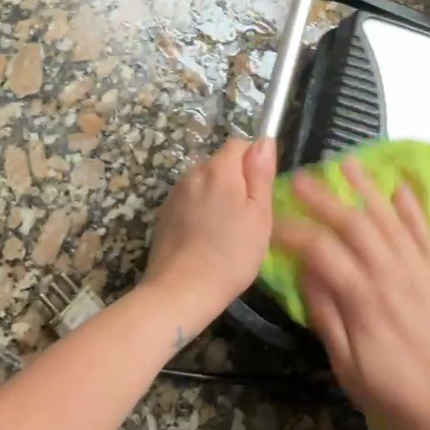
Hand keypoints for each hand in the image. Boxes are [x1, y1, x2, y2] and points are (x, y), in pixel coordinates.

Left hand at [141, 137, 276, 335]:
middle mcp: (193, 172)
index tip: (260, 194)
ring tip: (226, 231)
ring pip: (205, 182)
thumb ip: (261, 174)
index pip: (239, 144)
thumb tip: (265, 140)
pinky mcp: (164, 212)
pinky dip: (200, 211)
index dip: (253, 163)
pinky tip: (205, 238)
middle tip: (247, 218)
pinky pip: (190, 200)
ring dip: (217, 196)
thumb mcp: (259, 216)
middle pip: (220, 163)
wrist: (181, 289)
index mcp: (218, 169)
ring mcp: (175, 192)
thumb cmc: (230, 255)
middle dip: (235, 181)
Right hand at [273, 159, 429, 429]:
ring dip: (366, 189)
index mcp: (363, 299)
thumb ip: (326, 317)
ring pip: (389, 218)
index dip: (293, 232)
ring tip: (345, 164)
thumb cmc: (398, 397)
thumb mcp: (348, 368)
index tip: (271, 223)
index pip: (320, 250)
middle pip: (353, 223)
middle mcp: (392, 274)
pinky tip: (399, 187)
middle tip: (298, 180)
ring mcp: (420, 270)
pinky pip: (425, 232)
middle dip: (323, 198)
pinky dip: (412, 207)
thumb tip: (305, 274)